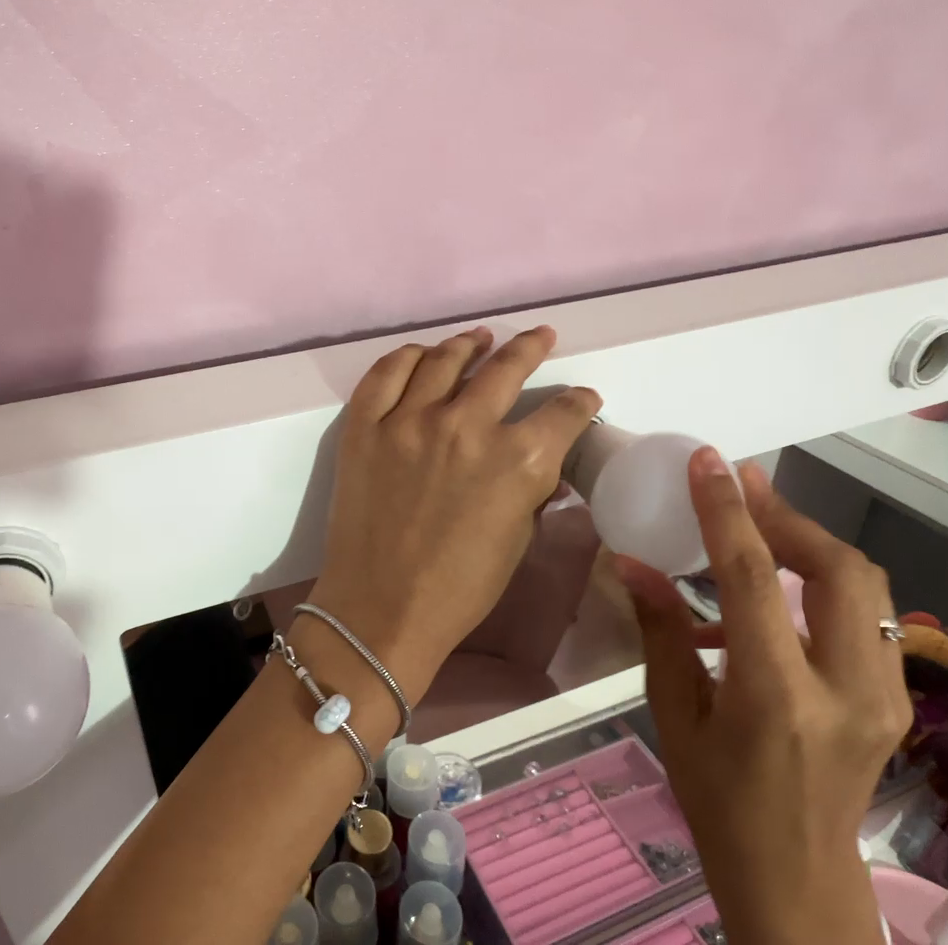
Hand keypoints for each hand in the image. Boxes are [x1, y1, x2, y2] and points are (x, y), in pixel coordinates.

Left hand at [305, 326, 600, 697]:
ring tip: (479, 338)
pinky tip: (421, 355)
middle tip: (540, 337)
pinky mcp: (365, 425)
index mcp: (518, 460)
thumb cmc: (459, 588)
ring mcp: (410, 420)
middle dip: (531, 348)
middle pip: (506, 368)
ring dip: (469, 344)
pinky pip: (387, 373)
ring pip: (445, 359)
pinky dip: (407, 358)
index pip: (563, 413)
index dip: (579, 403)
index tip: (582, 398)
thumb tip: (543, 465)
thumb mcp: (517, 541)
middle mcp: (467, 426)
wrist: (380, 609)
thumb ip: (532, 491)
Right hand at [608, 450, 910, 944]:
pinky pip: (864, 616)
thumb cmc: (717, 801)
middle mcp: (848, 689)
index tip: (708, 462)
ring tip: (754, 525)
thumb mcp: (674, 716)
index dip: (726, 512)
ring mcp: (886, 695)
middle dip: (787, 516)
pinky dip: (818, 585)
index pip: (754, 580)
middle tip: (739, 485)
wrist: (796, 876)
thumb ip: (663, 631)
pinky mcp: (895, 697)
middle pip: (840, 568)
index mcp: (777, 697)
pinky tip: (769, 596)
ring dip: (807, 544)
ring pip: (864, 586)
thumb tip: (633, 562)